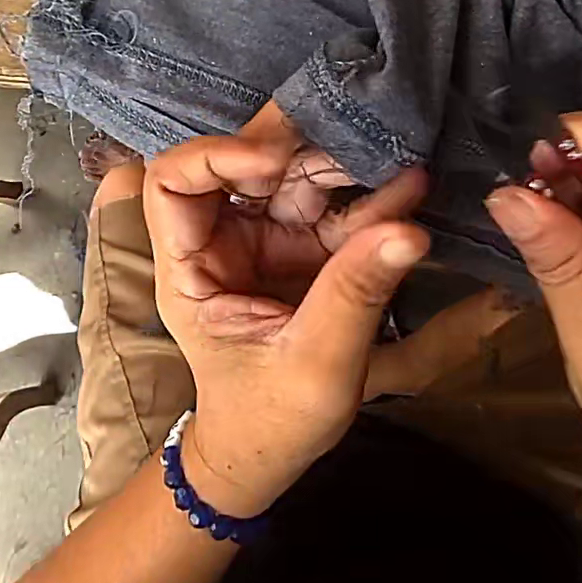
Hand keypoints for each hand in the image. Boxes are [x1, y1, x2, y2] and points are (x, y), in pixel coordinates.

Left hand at [143, 110, 429, 517]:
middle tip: (351, 133)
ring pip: (292, 178)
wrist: (270, 450)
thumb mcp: (314, 365)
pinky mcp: (300, 248)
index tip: (274, 162)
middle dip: (293, 145)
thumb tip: (407, 231)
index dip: (215, 156)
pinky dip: (368, 197)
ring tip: (394, 157)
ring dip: (340, 164)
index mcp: (190, 266)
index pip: (172, 182)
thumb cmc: (268, 419)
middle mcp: (220, 240)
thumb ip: (354, 296)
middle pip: (241, 166)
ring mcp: (261, 240)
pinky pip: (331, 208)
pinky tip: (409, 185)